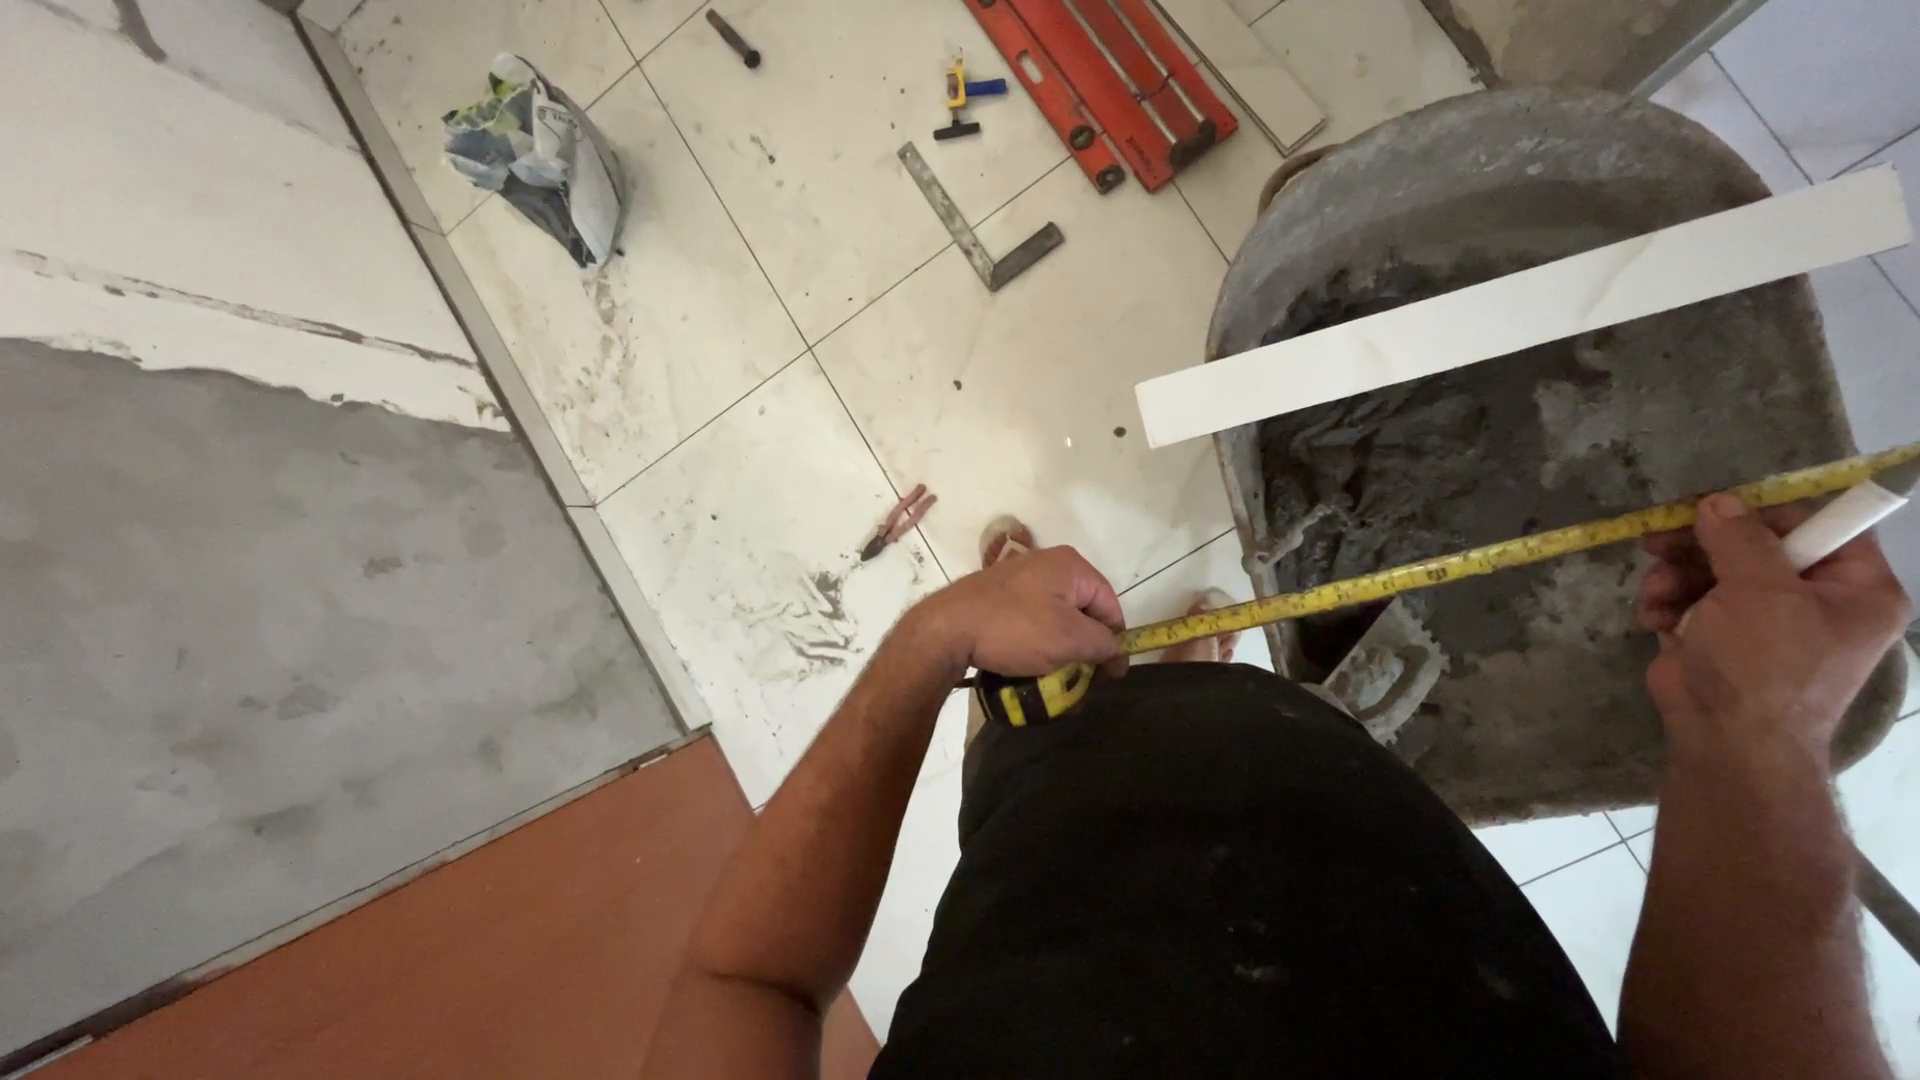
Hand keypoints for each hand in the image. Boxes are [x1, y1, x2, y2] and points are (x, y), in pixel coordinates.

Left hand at [907, 545, 1127, 677]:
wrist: (946, 629)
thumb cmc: (1015, 629)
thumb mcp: (1070, 639)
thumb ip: (1104, 644)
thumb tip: (1116, 653)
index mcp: (1071, 566)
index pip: (1110, 605)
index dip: (1115, 642)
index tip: (1109, 676)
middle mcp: (1047, 565)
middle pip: (1083, 614)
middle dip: (1085, 653)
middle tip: (1081, 685)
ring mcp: (1020, 581)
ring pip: (1056, 623)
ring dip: (1061, 656)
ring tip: (1055, 686)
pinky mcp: (999, 599)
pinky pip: (1030, 624)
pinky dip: (1036, 648)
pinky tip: (1031, 672)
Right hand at [1636, 493, 1909, 765]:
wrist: (1724, 734)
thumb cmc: (1762, 663)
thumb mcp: (1759, 592)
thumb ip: (1741, 541)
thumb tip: (1717, 501)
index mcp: (1854, 589)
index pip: (1821, 526)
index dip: (1765, 514)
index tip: (1712, 509)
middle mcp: (1812, 599)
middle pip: (1752, 546)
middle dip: (1700, 547)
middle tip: (1657, 542)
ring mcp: (1760, 618)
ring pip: (1710, 570)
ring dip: (1673, 577)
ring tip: (1657, 596)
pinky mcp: (1716, 633)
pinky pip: (1689, 598)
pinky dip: (1665, 603)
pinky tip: (1655, 618)